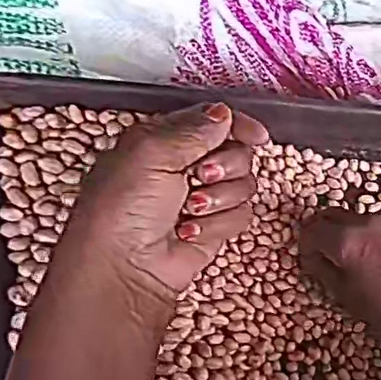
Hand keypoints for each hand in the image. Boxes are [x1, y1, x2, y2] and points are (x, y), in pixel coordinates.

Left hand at [56, 102, 260, 305]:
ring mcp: (205, 197)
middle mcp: (187, 165)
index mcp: (165, 139)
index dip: (237, 125)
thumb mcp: (150, 155)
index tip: (257, 136)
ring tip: (190, 211)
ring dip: (220, 199)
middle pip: (238, 153)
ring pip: (245, 186)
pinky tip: (191, 230)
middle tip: (200, 177)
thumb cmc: (123, 209)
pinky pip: (243, 215)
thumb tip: (224, 114)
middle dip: (225, 167)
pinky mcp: (217, 225)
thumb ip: (191, 130)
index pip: (213, 121)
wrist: (126, 265)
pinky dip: (219, 224)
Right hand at [298, 209, 380, 349]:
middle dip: (320, 232)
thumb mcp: (347, 298)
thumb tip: (314, 259)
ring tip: (344, 258)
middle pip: (330, 215)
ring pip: (353, 217)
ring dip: (342, 231)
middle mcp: (367, 224)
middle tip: (320, 255)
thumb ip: (324, 271)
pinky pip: (374, 224)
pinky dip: (363, 233)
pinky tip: (368, 256)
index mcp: (347, 241)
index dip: (305, 247)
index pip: (311, 232)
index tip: (308, 262)